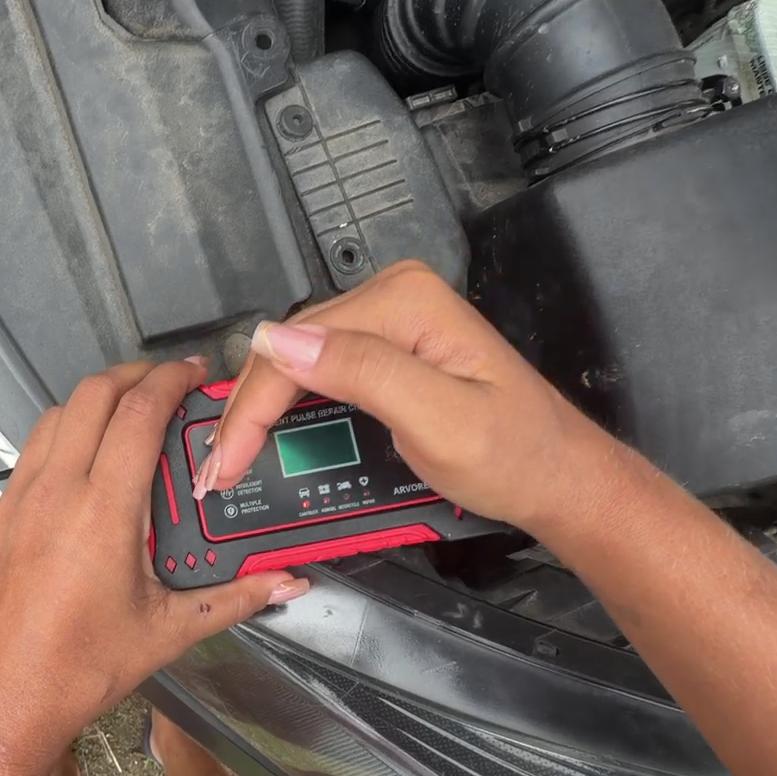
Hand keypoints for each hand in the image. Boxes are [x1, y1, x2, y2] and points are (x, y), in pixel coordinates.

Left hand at [0, 358, 310, 761]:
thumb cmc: (80, 668)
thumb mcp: (167, 632)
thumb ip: (234, 597)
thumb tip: (288, 581)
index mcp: (103, 510)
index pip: (138, 414)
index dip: (170, 380)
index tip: (194, 373)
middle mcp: (57, 489)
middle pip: (94, 394)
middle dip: (136, 374)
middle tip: (171, 383)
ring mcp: (21, 496)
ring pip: (59, 412)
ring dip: (98, 397)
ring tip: (133, 410)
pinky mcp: (1, 510)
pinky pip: (36, 444)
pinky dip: (68, 426)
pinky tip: (90, 455)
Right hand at [200, 261, 624, 533]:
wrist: (556, 478)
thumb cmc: (516, 456)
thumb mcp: (442, 420)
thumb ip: (363, 372)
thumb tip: (278, 340)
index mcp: (404, 302)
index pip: (295, 347)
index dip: (252, 408)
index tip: (227, 462)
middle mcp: (390, 297)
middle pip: (286, 348)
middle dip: (245, 409)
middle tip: (220, 466)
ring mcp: (385, 319)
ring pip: (292, 358)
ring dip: (258, 407)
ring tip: (233, 452)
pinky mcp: (383, 346)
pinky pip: (314, 368)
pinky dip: (285, 403)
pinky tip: (267, 427)